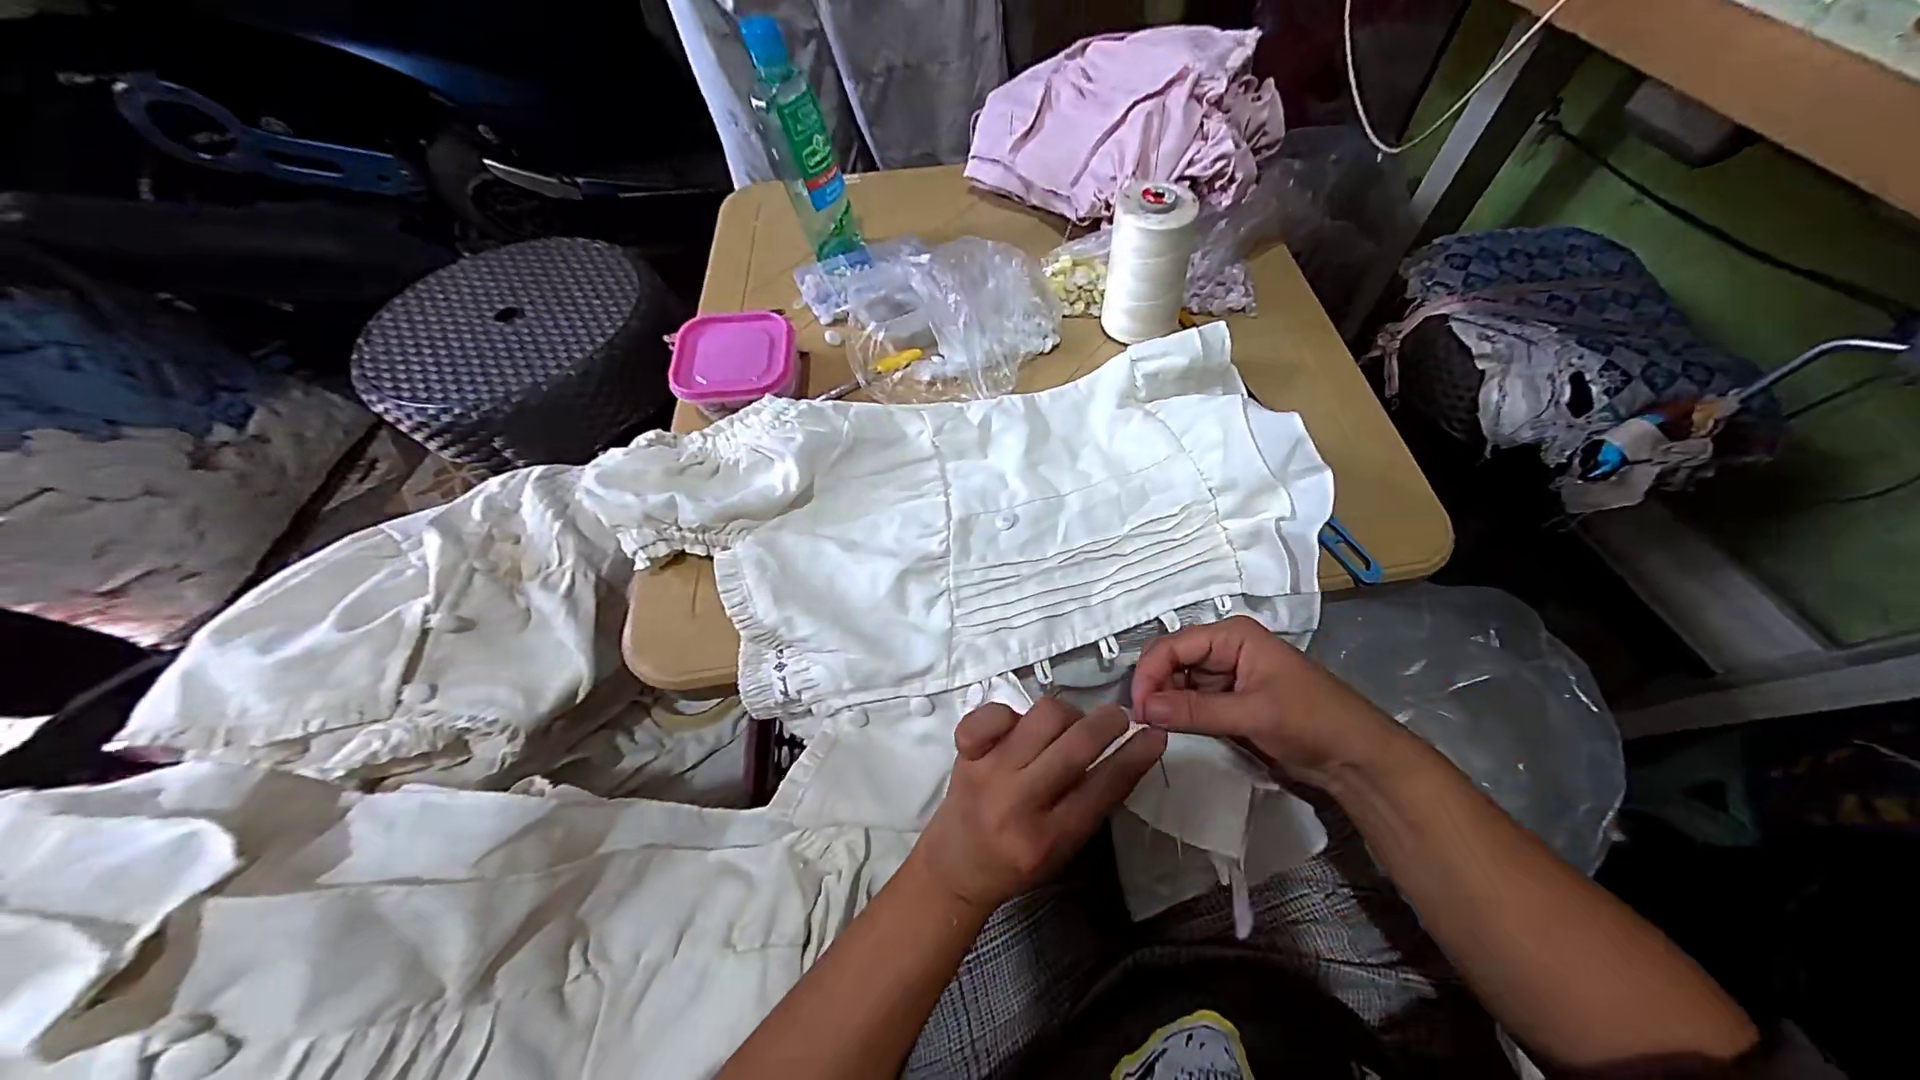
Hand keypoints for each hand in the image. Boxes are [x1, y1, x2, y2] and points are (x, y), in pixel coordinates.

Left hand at [912, 697, 1166, 914]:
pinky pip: (994, 712)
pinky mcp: (967, 753)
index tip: (1153, 734)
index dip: (1135, 755)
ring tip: (1069, 724)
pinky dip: (1012, 711)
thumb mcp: (1064, 848)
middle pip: (1076, 745)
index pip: (1103, 787)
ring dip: (1068, 714)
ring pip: (1043, 717)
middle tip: (1117, 716)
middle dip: (1107, 722)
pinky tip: (1021, 723)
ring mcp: (989, 773)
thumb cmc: (1017, 862)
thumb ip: (1092, 804)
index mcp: (1049, 838)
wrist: (955, 868)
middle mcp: (1018, 802)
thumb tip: (1129, 750)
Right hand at [1130, 615, 1406, 786]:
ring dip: (1163, 701)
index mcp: (1232, 635)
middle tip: (1141, 721)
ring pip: (1176, 682)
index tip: (1138, 708)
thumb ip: (1196, 710)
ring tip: (1152, 727)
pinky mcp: (1226, 700)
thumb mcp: (1254, 714)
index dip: (1150, 673)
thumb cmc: (1312, 722)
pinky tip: (1169, 728)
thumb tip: (1144, 710)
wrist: (1355, 759)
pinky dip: (1177, 713)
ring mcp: (1224, 675)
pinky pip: (1190, 700)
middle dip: (1153, 687)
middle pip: (1170, 661)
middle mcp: (1223, 648)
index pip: (1173, 645)